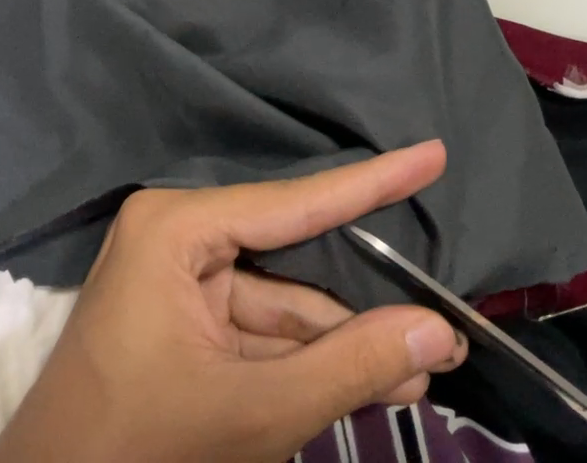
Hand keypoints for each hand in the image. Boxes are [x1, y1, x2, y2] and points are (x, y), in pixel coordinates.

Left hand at [0, 141, 468, 462]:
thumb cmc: (143, 446)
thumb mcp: (257, 411)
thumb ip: (351, 367)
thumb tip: (437, 331)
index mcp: (177, 228)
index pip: (295, 203)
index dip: (372, 183)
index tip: (431, 154)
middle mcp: (178, 237)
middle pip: (293, 257)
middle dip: (365, 300)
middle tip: (444, 313)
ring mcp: (179, 282)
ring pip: (283, 304)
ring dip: (345, 341)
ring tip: (424, 366)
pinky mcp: (183, 324)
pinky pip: (260, 331)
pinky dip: (311, 359)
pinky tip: (374, 379)